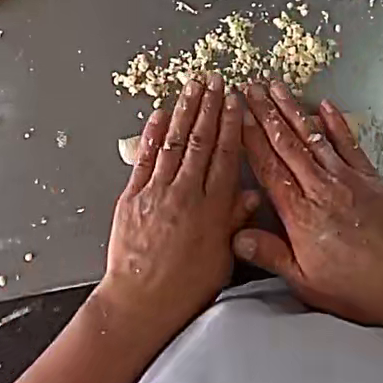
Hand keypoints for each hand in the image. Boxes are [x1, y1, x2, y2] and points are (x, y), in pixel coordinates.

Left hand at [96, 79, 257, 335]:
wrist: (140, 302)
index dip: (231, 125)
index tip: (235, 102)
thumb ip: (234, 222)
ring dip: (185, 110)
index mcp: (212, 209)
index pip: (225, 156)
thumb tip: (249, 194)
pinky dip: (153, 133)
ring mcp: (157, 190)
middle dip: (210, 106)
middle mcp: (186, 193)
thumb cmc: (185, 287)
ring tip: (193, 85)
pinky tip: (160, 113)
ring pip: (176, 141)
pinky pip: (146, 157)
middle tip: (216, 80)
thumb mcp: (220, 259)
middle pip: (202, 140)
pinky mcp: (133, 194)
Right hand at [236, 81, 382, 326]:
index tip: (237, 112)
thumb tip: (235, 236)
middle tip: (249, 87)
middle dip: (265, 112)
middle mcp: (318, 186)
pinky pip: (348, 144)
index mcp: (299, 212)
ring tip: (275, 86)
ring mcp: (344, 177)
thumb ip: (271, 254)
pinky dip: (336, 123)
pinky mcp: (367, 177)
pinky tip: (324, 104)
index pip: (268, 166)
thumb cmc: (355, 288)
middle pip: (285, 143)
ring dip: (291, 109)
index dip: (250, 137)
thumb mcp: (306, 281)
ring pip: (311, 137)